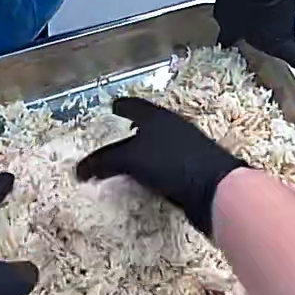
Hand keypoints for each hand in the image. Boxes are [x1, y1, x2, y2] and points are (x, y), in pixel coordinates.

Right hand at [75, 96, 245, 234]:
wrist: (215, 189)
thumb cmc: (173, 163)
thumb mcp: (131, 158)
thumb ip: (105, 161)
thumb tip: (79, 171)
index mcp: (158, 118)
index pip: (134, 106)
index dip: (121, 106)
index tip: (112, 106)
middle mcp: (172, 130)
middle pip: (146, 126)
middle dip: (130, 130)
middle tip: (112, 137)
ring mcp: (183, 151)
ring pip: (154, 148)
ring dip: (139, 154)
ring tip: (122, 163)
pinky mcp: (189, 174)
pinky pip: (162, 169)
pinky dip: (149, 173)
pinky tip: (142, 183)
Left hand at [213, 0, 294, 64]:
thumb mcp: (227, 22)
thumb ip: (229, 37)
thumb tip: (227, 41)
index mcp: (279, 40)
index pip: (291, 58)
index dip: (279, 57)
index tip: (270, 55)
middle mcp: (290, 24)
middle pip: (282, 36)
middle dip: (266, 34)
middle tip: (248, 29)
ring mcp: (291, 4)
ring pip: (280, 17)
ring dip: (267, 15)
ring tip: (247, 8)